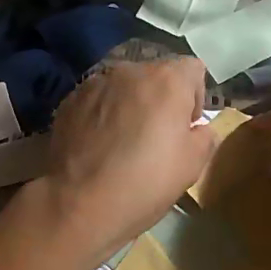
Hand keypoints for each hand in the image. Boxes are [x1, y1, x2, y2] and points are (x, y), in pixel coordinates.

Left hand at [19, 57, 217, 264]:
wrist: (80, 201)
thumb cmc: (146, 181)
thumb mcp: (193, 163)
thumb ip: (203, 135)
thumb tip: (194, 128)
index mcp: (165, 79)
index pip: (191, 69)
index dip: (193, 97)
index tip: (185, 127)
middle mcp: (127, 71)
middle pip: (152, 75)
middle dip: (158, 99)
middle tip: (154, 136)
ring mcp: (92, 84)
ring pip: (120, 86)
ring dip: (127, 104)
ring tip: (121, 141)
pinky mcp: (67, 102)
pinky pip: (93, 100)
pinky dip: (99, 114)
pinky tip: (96, 144)